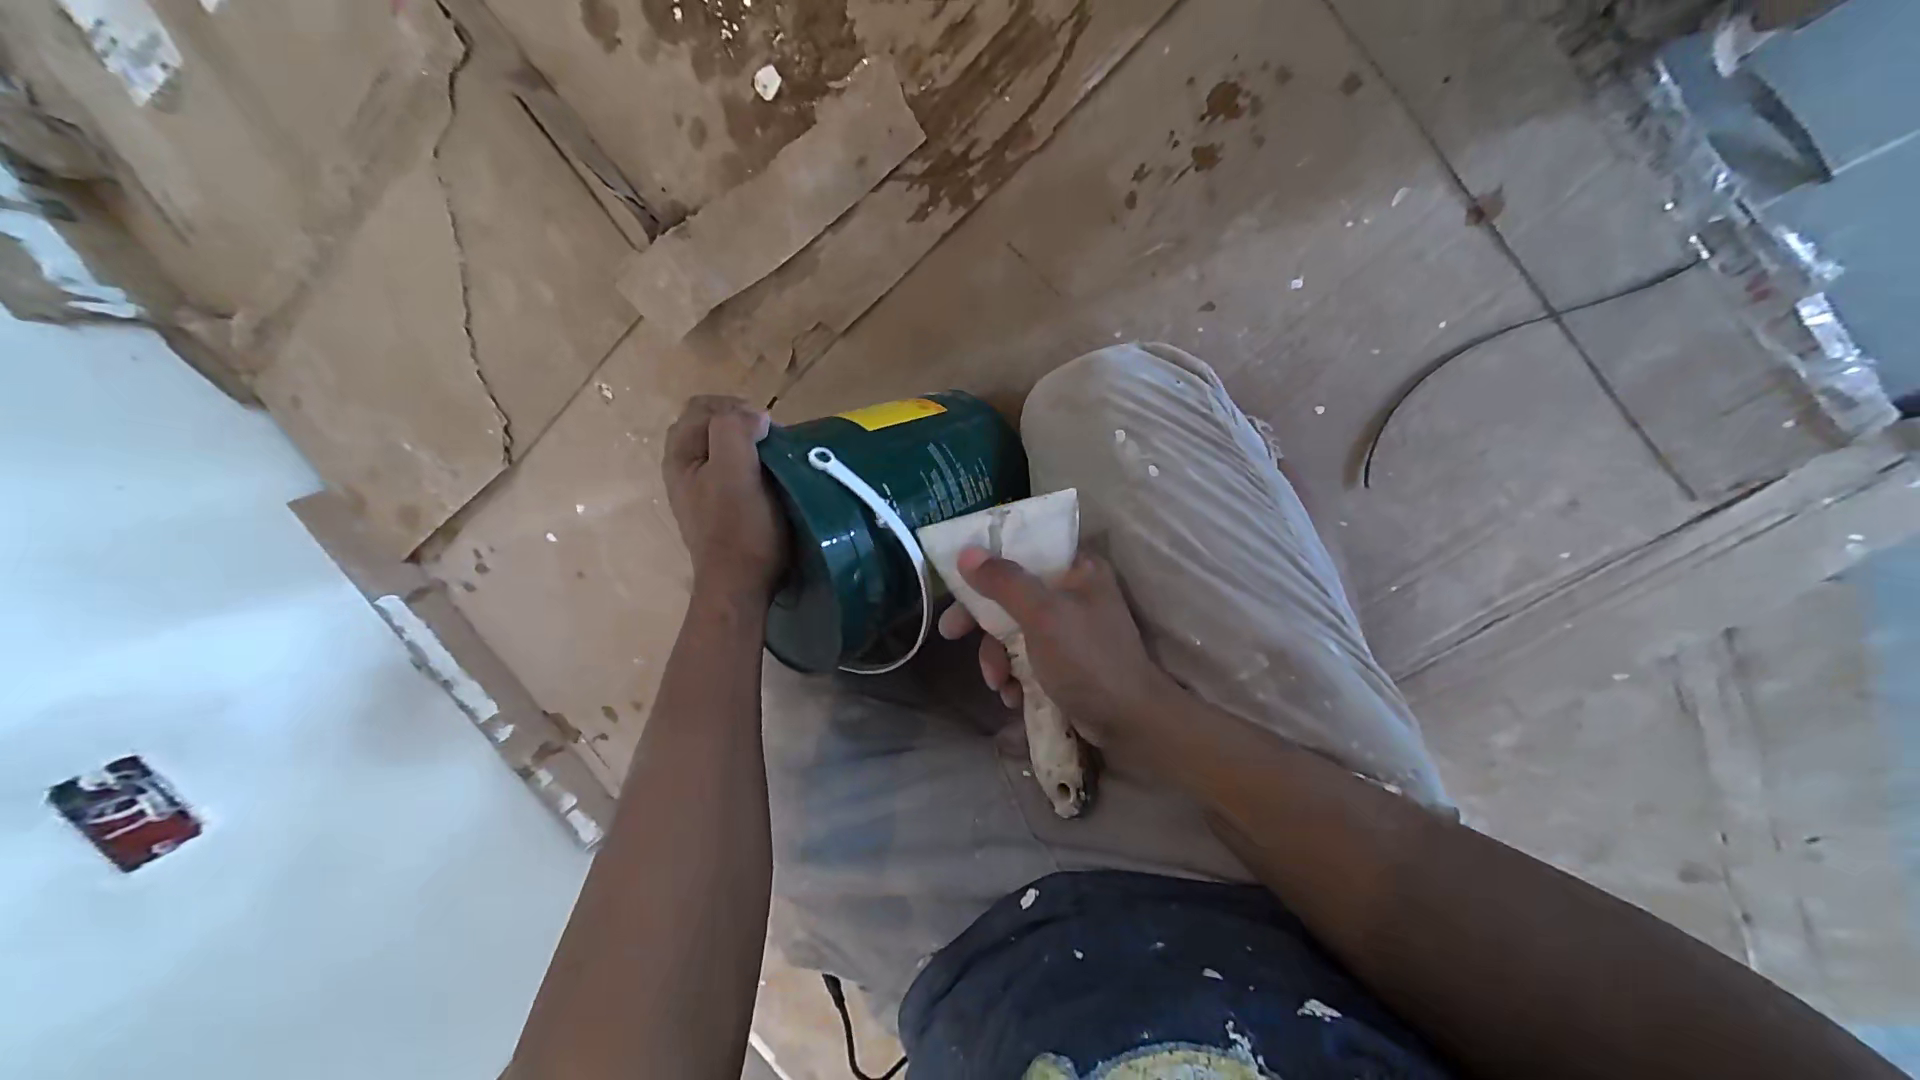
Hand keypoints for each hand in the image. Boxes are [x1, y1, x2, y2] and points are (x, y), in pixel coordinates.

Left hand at [663, 396, 786, 600]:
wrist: (740, 585)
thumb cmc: (739, 529)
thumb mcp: (734, 473)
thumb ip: (735, 432)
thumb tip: (755, 416)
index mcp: (680, 455)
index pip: (704, 407)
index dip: (737, 408)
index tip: (768, 429)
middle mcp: (683, 468)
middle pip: (711, 426)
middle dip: (743, 424)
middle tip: (773, 441)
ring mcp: (699, 490)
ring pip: (723, 449)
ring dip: (749, 446)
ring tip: (775, 459)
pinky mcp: (718, 507)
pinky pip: (732, 472)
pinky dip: (751, 467)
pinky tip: (769, 482)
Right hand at [936, 547, 1178, 748]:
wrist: (1129, 724)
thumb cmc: (1088, 660)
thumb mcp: (1043, 616)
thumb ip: (1004, 582)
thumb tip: (966, 552)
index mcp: (1078, 569)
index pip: (1025, 550)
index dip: (988, 563)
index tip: (958, 582)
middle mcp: (1074, 592)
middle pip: (1012, 593)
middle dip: (984, 623)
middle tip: (951, 633)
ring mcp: (1070, 629)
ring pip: (1014, 629)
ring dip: (998, 657)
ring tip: (999, 685)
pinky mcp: (1066, 660)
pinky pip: (1027, 657)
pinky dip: (1015, 675)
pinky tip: (1014, 697)